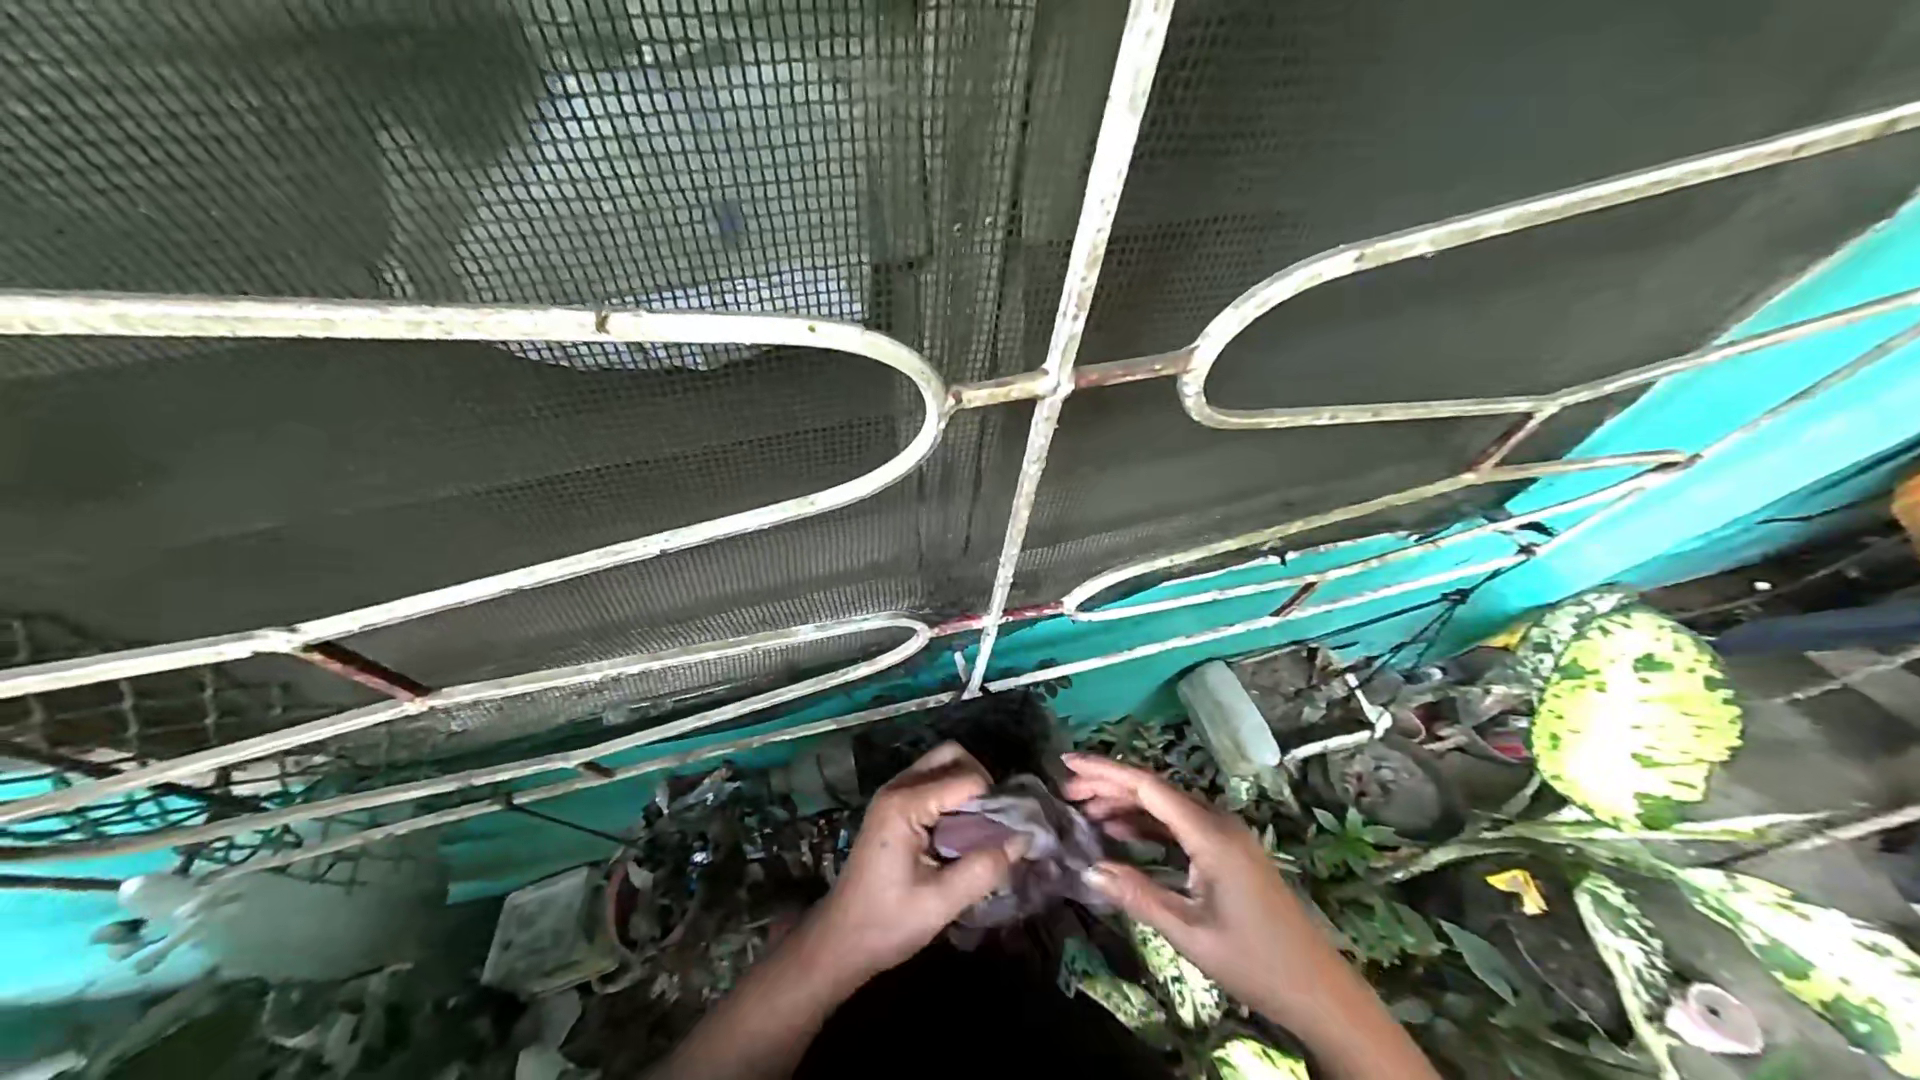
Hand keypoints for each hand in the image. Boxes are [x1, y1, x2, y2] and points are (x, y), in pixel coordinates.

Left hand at [801, 742, 1016, 981]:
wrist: (839, 941)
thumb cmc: (886, 924)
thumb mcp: (940, 903)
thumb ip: (983, 869)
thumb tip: (1023, 841)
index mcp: (904, 805)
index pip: (966, 779)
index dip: (993, 801)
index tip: (1007, 832)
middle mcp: (897, 788)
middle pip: (950, 755)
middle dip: (980, 780)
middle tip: (994, 820)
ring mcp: (892, 794)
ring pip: (940, 765)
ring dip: (965, 786)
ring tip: (980, 827)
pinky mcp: (892, 806)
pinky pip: (930, 782)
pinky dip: (951, 795)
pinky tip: (960, 831)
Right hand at [1060, 753, 1348, 1026]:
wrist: (1318, 989)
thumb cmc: (1255, 961)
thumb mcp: (1188, 932)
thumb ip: (1137, 895)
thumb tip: (1088, 869)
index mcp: (1210, 834)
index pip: (1148, 787)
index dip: (1105, 771)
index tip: (1067, 762)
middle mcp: (1217, 822)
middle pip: (1155, 790)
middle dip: (1108, 785)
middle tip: (1066, 791)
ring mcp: (1225, 834)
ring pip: (1165, 805)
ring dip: (1125, 803)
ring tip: (1084, 810)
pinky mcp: (1227, 849)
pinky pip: (1179, 823)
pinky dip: (1146, 823)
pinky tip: (1120, 830)